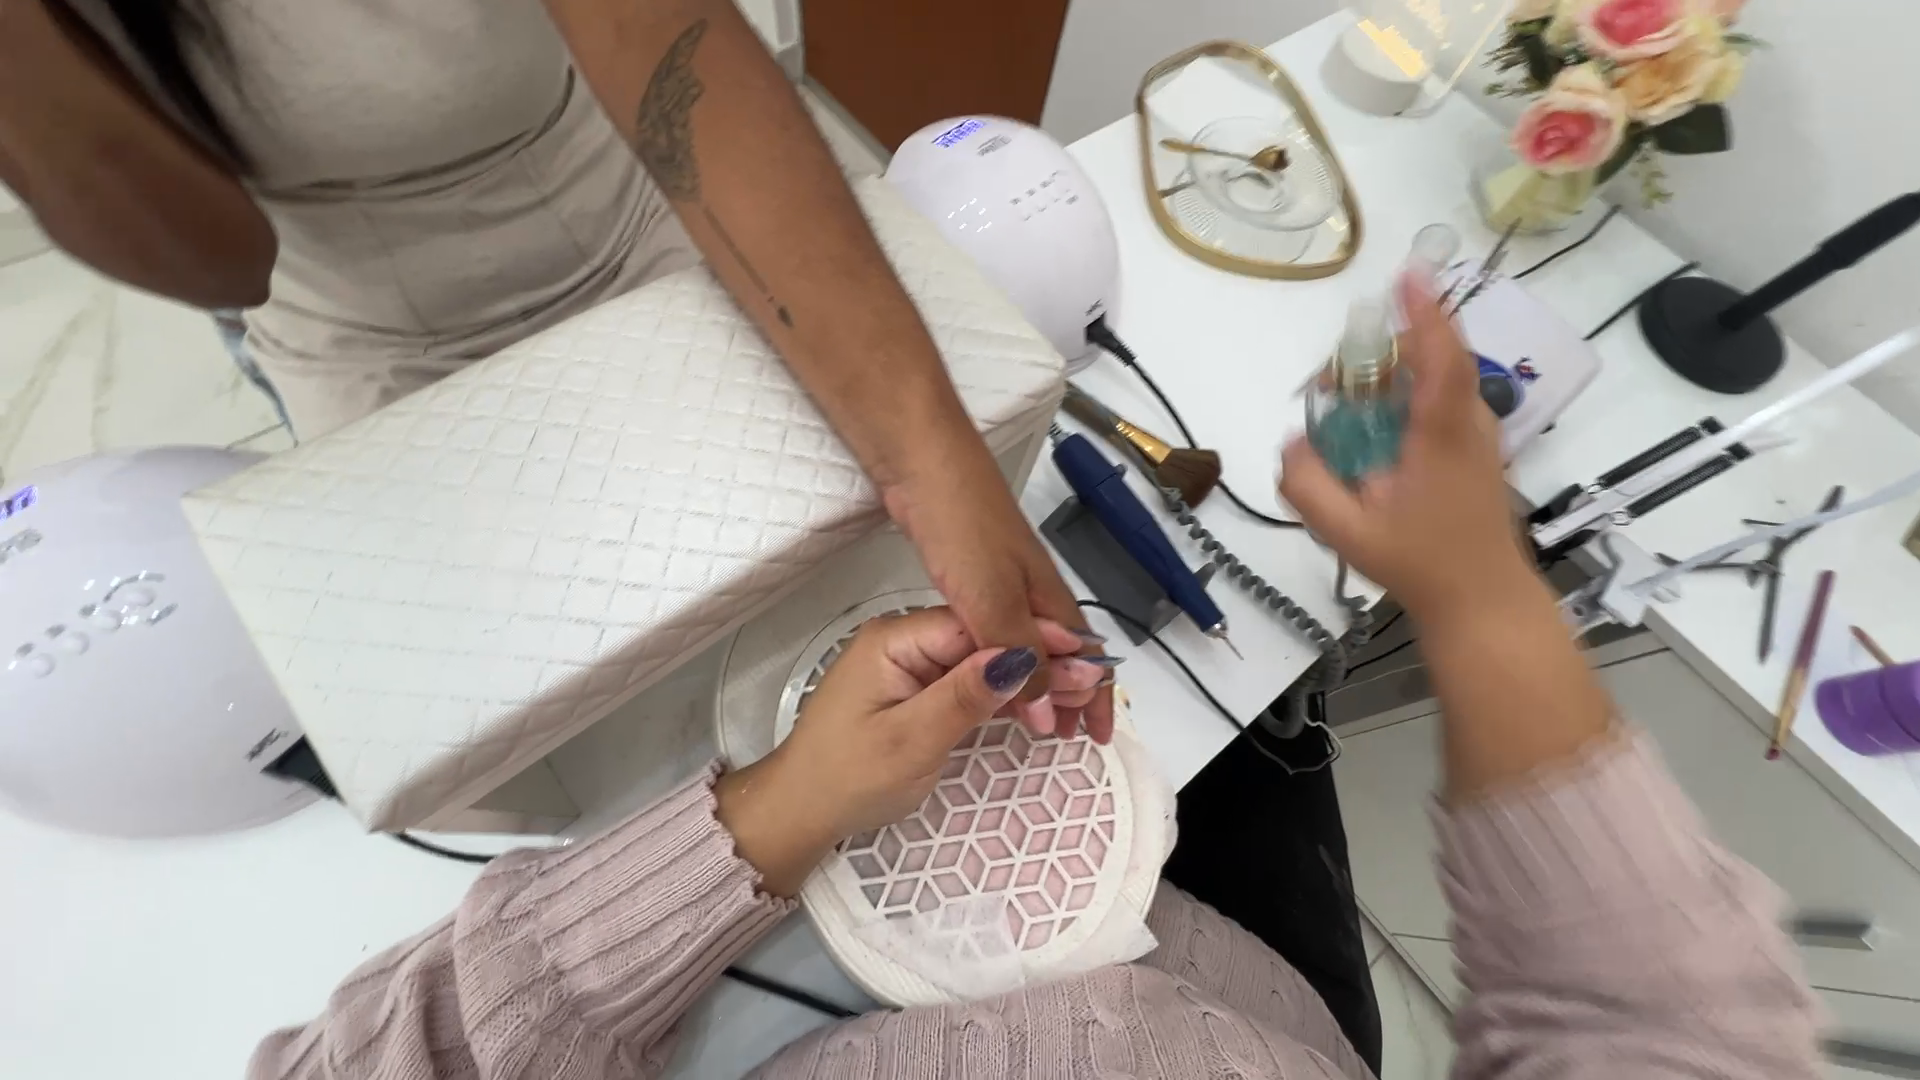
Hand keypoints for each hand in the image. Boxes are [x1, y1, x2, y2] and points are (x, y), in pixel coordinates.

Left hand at [715, 610, 1103, 894]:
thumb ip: (964, 697)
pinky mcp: (919, 688)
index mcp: (898, 639)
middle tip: (1098, 687)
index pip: (977, 626)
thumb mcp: (908, 741)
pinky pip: (971, 681)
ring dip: (1031, 679)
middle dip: (1042, 661)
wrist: (800, 810)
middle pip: (987, 639)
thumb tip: (1021, 658)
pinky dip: (1006, 695)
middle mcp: (908, 640)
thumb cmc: (848, 778)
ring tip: (1084, 698)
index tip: (1085, 664)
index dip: (1033, 642)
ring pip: (984, 661)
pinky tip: (1042, 707)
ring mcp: (915, 664)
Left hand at [885, 456, 1114, 743]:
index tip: (1093, 739)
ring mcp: (1000, 583)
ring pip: (1028, 644)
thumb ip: (1018, 654)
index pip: (1083, 659)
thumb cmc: (962, 526)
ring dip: (1036, 682)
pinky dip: (1002, 661)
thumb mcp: (992, 597)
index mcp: (1045, 600)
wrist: (922, 465)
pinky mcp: (971, 578)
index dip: (1092, 699)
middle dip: (1069, 696)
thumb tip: (1050, 712)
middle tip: (1066, 738)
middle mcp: (1030, 593)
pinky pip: (997, 631)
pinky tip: (988, 671)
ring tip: (1032, 718)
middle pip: (1061, 654)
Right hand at [1279, 272, 1536, 623]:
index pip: (1440, 360)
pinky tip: (1373, 432)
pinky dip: (1404, 396)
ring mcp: (1476, 436)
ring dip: (1391, 376)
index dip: (1426, 314)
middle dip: (1382, 352)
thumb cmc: (1417, 563)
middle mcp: (1467, 424)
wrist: (1480, 597)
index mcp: (1441, 436)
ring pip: (1436, 381)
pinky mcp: (1474, 449)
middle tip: (1330, 381)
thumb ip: (1306, 484)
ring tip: (1345, 406)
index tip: (1410, 274)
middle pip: (1433, 361)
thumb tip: (1292, 441)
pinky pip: (1438, 402)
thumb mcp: (1344, 531)